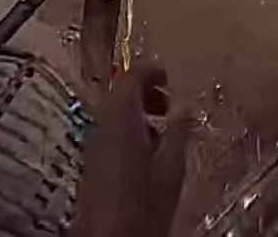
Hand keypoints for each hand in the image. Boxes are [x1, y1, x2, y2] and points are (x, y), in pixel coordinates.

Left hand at [71, 66, 190, 236]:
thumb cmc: (143, 204)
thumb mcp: (171, 168)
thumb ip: (179, 133)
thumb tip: (185, 108)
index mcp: (122, 117)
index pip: (132, 77)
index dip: (151, 72)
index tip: (168, 78)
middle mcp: (103, 124)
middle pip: (121, 93)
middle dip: (146, 94)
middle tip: (168, 106)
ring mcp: (94, 144)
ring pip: (115, 114)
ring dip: (138, 114)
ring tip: (161, 134)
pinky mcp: (91, 163)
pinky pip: (109, 132)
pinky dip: (128, 131)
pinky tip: (145, 155)